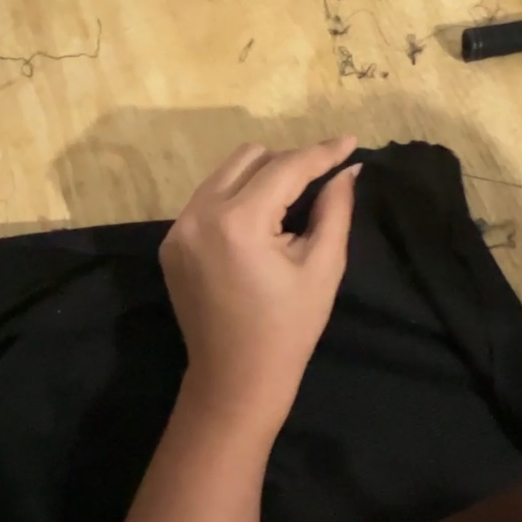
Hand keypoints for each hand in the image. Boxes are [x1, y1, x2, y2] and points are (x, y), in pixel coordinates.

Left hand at [159, 137, 361, 436]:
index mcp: (238, 222)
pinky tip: (258, 227)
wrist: (234, 379)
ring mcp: (178, 228)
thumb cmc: (287, 329)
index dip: (321, 153)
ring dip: (260, 178)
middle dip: (288, 163)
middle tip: (319, 183)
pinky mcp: (171, 243)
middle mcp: (199, 214)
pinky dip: (235, 200)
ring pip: (225, 174)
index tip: (350, 141)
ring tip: (290, 205)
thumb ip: (335, 210)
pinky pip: (207, 199)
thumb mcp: (322, 268)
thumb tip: (348, 170)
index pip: (285, 168)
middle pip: (250, 157)